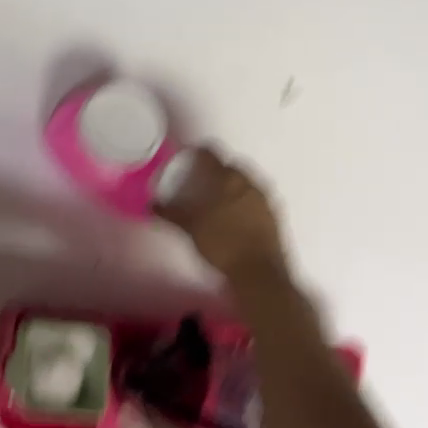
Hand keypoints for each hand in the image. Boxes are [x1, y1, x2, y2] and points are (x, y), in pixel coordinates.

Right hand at [154, 146, 288, 282]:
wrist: (260, 275)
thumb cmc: (223, 244)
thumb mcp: (190, 228)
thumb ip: (171, 213)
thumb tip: (151, 205)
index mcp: (230, 180)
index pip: (212, 154)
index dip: (197, 152)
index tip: (187, 157)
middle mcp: (252, 184)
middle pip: (233, 166)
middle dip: (217, 169)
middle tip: (201, 179)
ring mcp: (267, 200)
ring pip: (247, 182)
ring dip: (233, 185)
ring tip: (217, 198)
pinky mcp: (276, 217)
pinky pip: (256, 198)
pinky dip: (244, 200)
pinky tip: (233, 215)